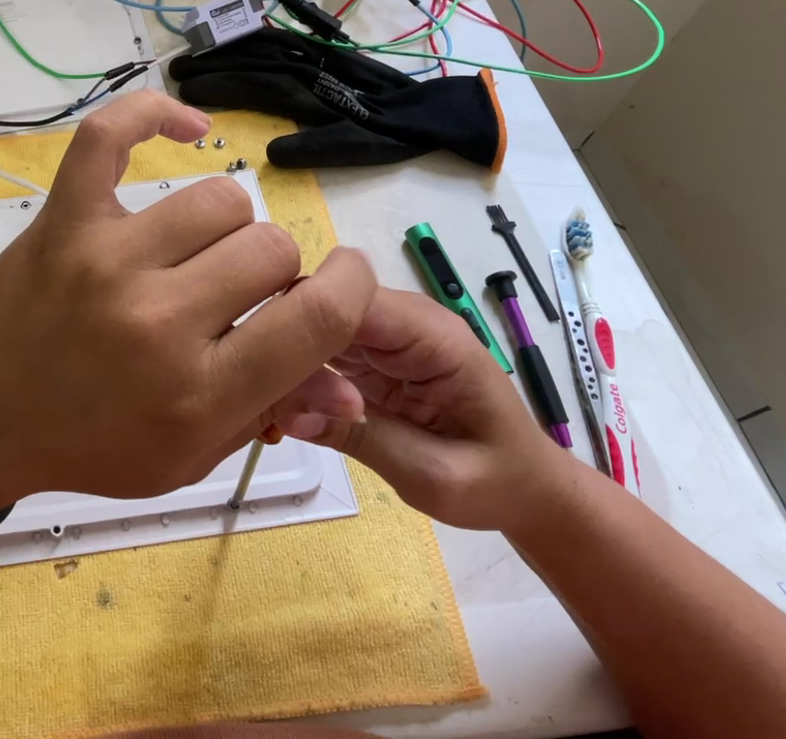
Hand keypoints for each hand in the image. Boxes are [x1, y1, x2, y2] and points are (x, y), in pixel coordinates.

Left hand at [0, 90, 376, 512]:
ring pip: (218, 199)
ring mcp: (107, 259)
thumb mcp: (185, 458)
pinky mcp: (63, 219)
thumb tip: (350, 385)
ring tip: (194, 254)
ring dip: (224, 228)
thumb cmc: (86, 449)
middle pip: (271, 249)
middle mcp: (159, 318)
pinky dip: (152, 114)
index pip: (319, 316)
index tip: (340, 282)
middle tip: (235, 295)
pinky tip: (185, 128)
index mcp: (199, 391)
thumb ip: (267, 412)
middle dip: (272, 273)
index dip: (351, 288)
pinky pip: (111, 135)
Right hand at [290, 288, 574, 531]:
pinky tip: (279, 405)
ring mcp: (383, 337)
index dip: (306, 320)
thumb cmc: (496, 483)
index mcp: (433, 337)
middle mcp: (404, 322)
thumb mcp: (437, 477)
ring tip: (263, 404)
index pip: (354, 297)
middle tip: (259, 398)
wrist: (526, 489)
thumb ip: (366, 439)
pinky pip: (317, 347)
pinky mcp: (367, 357)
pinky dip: (293, 372)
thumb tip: (288, 413)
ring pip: (312, 322)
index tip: (267, 368)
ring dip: (283, 358)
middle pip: (324, 302)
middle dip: (286, 342)